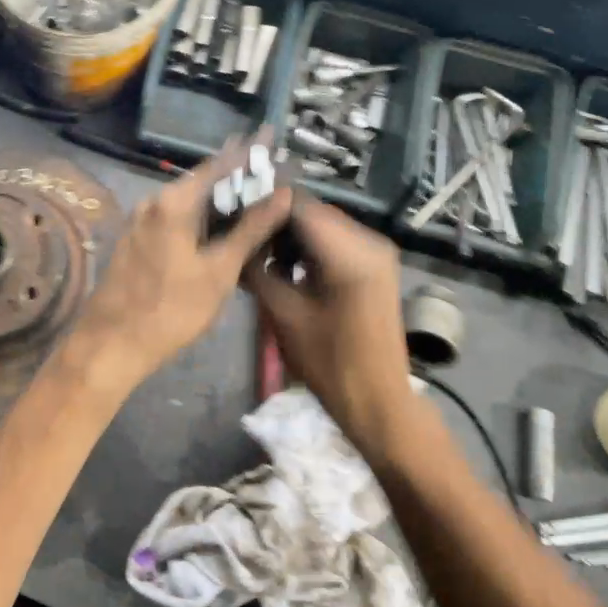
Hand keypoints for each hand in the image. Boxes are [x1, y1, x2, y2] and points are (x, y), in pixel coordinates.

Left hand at [63, 139, 291, 395]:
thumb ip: (250, 229)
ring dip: (221, 199)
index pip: (218, 164)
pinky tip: (224, 226)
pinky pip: (177, 218)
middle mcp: (153, 202)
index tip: (269, 133)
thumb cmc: (171, 309)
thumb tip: (282, 192)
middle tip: (272, 169)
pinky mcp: (138, 240)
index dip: (247, 151)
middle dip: (237, 175)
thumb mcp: (219, 271)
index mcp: (173, 202)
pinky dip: (203, 217)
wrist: (112, 343)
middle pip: (202, 180)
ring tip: (257, 195)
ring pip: (189, 201)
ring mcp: (142, 222)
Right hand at [244, 197, 417, 454]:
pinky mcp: (374, 266)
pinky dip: (306, 247)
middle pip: (311, 212)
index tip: (231, 216)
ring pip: (321, 225)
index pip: (298, 205)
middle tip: (239, 236)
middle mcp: (370, 242)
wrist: (376, 401)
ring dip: (288, 235)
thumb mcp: (282, 313)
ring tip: (256, 253)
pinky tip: (283, 266)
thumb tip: (235, 238)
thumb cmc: (328, 362)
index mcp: (352, 253)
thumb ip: (257, 268)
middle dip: (274, 220)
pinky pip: (333, 241)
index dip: (261, 206)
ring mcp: (376, 253)